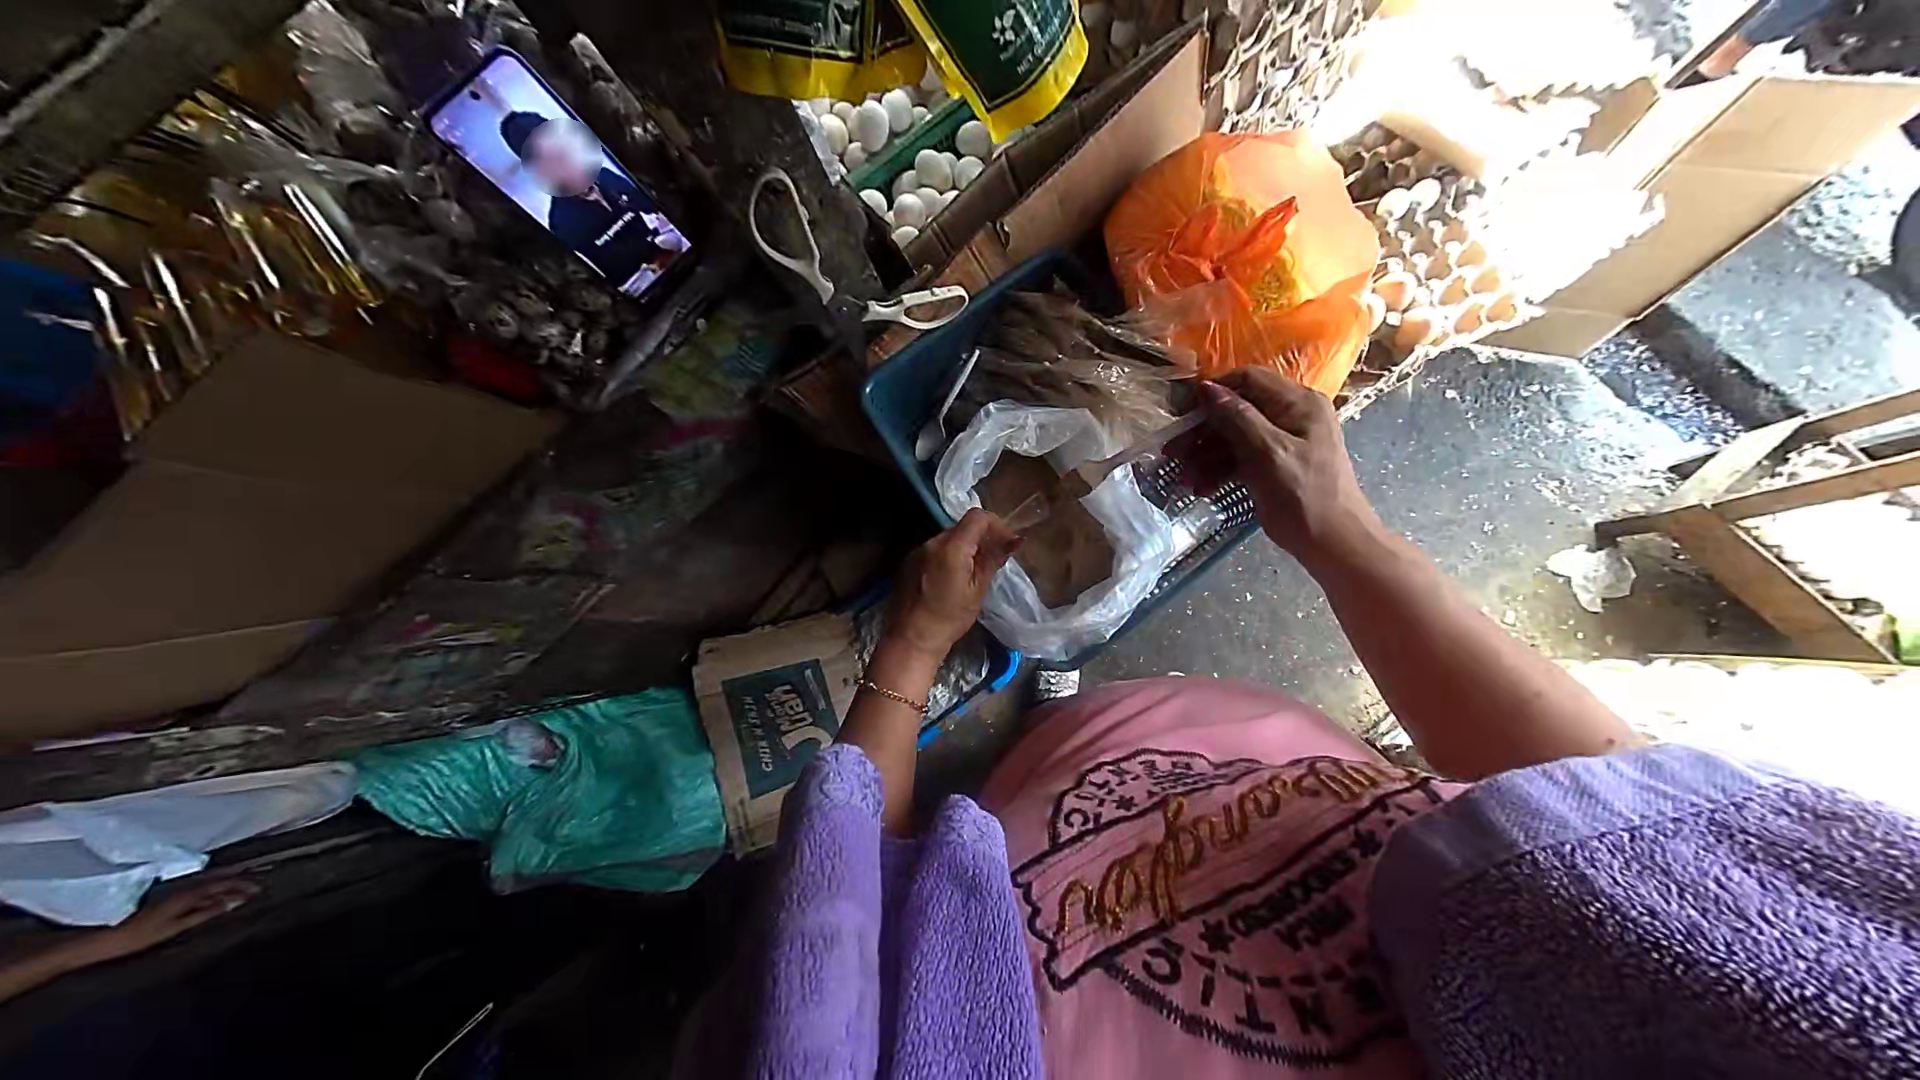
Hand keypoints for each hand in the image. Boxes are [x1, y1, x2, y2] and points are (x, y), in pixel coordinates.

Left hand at [76, 879, 258, 964]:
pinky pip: (201, 886)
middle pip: (220, 879)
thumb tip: (235, 902)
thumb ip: (205, 913)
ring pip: (211, 881)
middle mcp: (187, 887)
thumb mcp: (174, 927)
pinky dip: (215, 886)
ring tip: (244, 883)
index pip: (226, 884)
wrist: (99, 940)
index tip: (262, 888)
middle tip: (259, 883)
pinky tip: (218, 891)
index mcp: (191, 893)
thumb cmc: (138, 936)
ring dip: (229, 881)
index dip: (245, 885)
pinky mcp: (169, 896)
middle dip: (241, 880)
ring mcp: (176, 890)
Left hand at [889, 509, 1020, 658]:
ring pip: (949, 538)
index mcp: (951, 547)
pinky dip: (949, 556)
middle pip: (962, 527)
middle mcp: (932, 542)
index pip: (977, 517)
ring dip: (965, 547)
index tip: (1006, 543)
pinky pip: (936, 550)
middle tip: (995, 559)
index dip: (996, 524)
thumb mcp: (977, 589)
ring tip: (974, 572)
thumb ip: (993, 559)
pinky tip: (953, 578)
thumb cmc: (950, 618)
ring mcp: (918, 551)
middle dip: (982, 537)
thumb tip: (1014, 540)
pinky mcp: (910, 562)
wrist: (911, 638)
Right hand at [1193, 369, 1382, 567]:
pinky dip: (1220, 471)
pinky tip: (1203, 488)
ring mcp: (1283, 441)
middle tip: (1172, 452)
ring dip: (1206, 457)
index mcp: (1298, 403)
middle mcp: (1291, 415)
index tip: (1181, 411)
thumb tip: (1207, 388)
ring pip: (1234, 438)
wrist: (1332, 542)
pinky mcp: (1274, 465)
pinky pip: (1241, 458)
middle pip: (1236, 411)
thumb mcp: (1267, 452)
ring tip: (1184, 479)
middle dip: (1203, 432)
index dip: (1213, 391)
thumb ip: (1237, 417)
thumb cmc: (1303, 494)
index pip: (1248, 380)